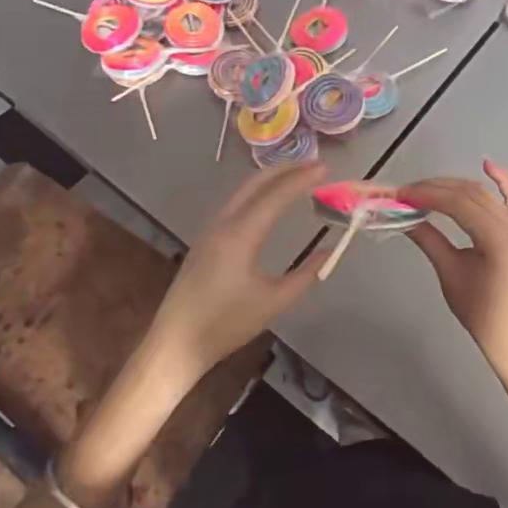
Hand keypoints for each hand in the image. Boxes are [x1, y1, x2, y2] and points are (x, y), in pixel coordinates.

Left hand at [147, 163, 326, 376]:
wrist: (177, 342)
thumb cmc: (227, 324)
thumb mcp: (274, 302)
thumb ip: (306, 274)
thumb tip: (330, 252)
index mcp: (240, 235)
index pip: (276, 196)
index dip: (302, 180)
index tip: (326, 169)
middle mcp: (222, 224)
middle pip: (255, 184)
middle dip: (286, 170)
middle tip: (315, 165)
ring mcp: (209, 231)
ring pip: (242, 193)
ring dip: (270, 180)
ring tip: (296, 178)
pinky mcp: (204, 241)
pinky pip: (234, 205)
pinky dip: (256, 195)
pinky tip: (268, 202)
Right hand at [398, 161, 507, 374]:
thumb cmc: (478, 309)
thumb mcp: (449, 272)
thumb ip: (428, 238)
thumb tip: (403, 217)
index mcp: (498, 238)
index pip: (458, 203)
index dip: (427, 195)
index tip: (401, 195)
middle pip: (471, 194)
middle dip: (436, 189)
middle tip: (406, 193)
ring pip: (485, 195)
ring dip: (455, 187)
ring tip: (426, 187)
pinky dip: (501, 181)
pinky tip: (487, 165)